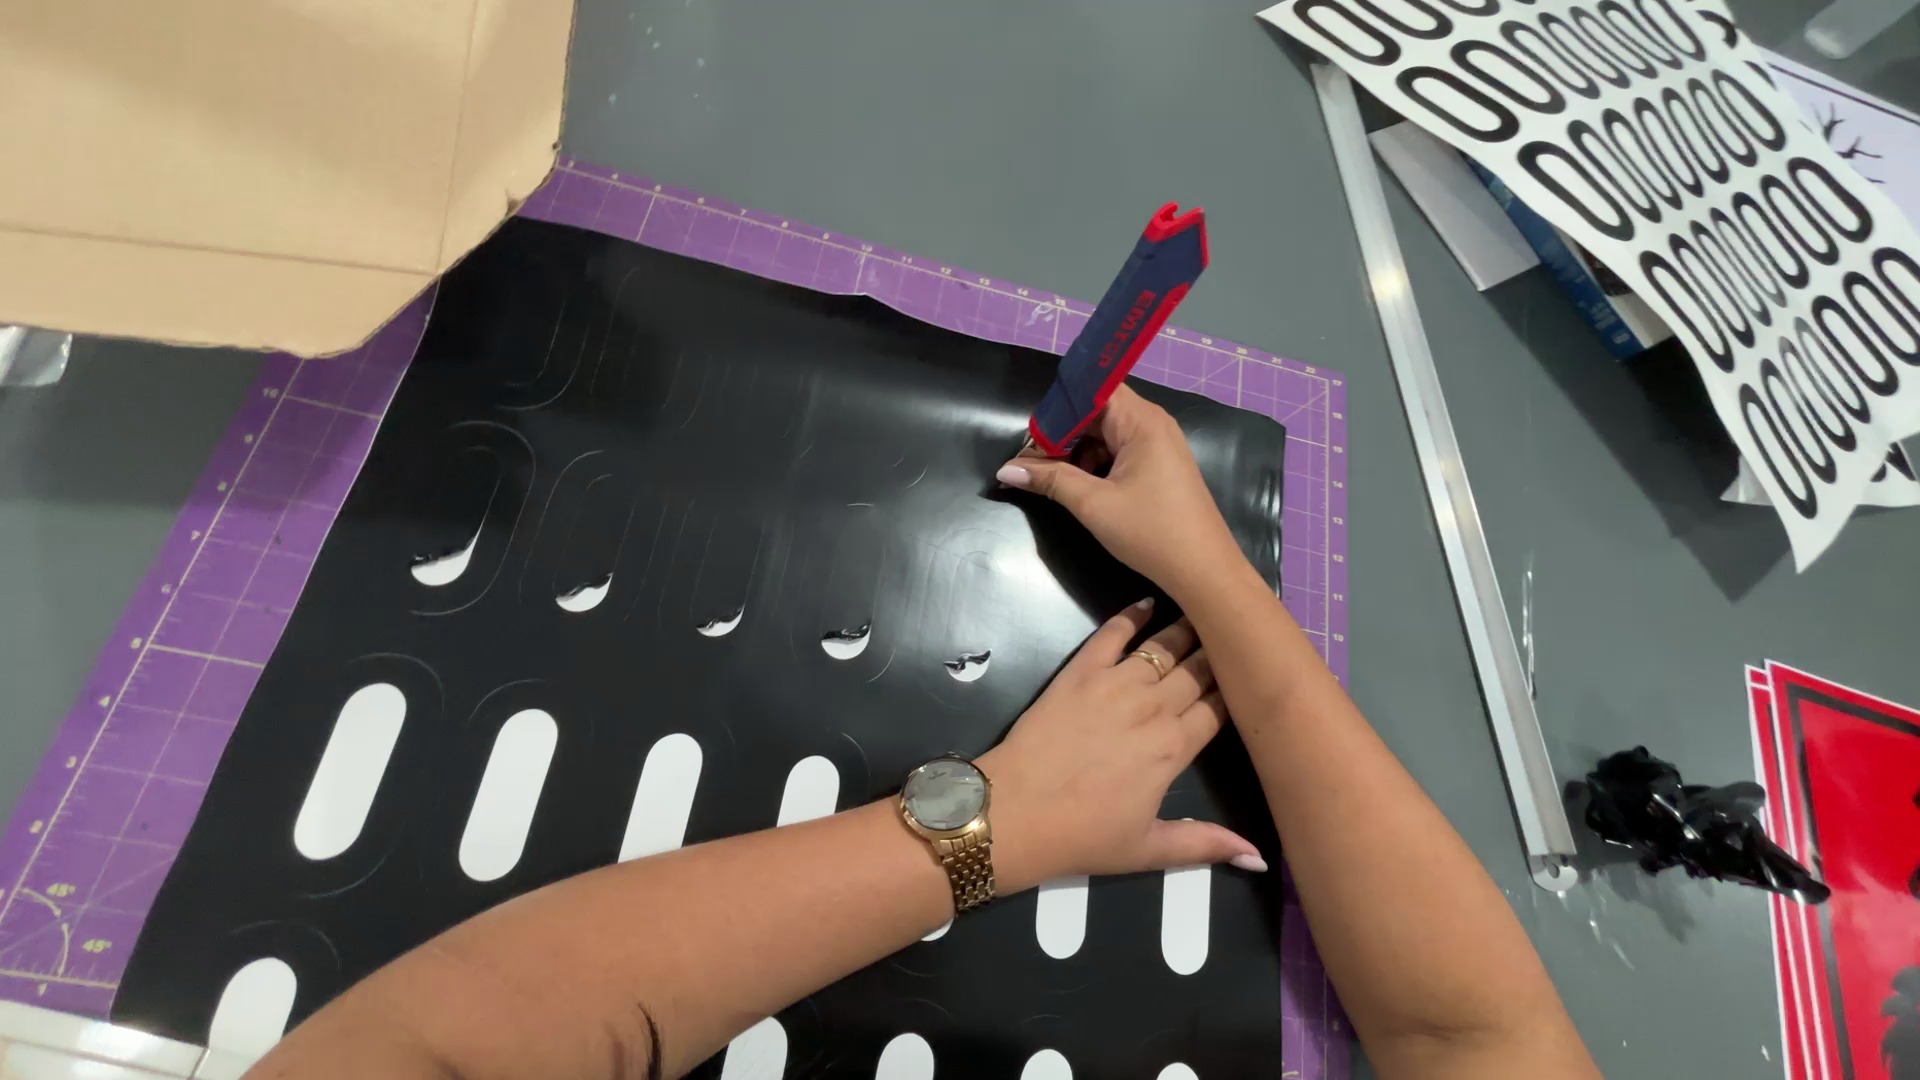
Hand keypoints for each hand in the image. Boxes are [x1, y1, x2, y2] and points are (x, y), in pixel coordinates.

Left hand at [976, 597, 1264, 893]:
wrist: (1018, 810)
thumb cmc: (1084, 834)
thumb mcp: (1150, 850)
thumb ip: (1206, 845)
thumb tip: (1260, 859)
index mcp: (1175, 747)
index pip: (1219, 706)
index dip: (1238, 688)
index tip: (1253, 672)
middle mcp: (1153, 707)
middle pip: (1197, 669)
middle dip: (1219, 651)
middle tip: (1235, 633)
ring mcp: (1115, 683)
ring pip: (1162, 646)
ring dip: (1186, 628)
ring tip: (1204, 611)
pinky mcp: (1080, 671)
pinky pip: (1112, 634)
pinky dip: (1131, 615)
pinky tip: (1148, 603)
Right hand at [997, 385, 1246, 601]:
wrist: (1204, 571)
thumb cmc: (1151, 532)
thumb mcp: (1093, 504)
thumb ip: (1049, 480)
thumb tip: (1006, 470)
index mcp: (1141, 421)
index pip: (1093, 390)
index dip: (1060, 407)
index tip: (1032, 435)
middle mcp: (1152, 424)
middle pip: (1096, 412)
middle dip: (1063, 435)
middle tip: (1033, 463)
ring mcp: (1158, 446)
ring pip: (1105, 435)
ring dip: (1077, 454)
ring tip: (1051, 480)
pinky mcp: (1159, 467)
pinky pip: (1119, 452)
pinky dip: (1095, 466)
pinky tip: (1079, 488)